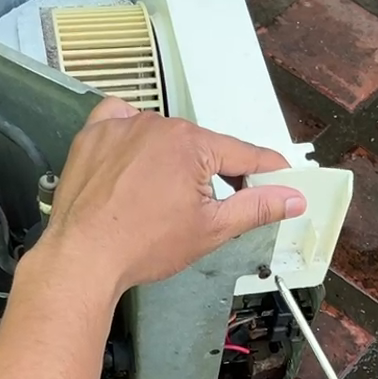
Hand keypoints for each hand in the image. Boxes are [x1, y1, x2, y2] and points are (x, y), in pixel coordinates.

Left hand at [38, 97, 307, 294]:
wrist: (85, 256)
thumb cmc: (144, 245)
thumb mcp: (211, 229)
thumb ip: (256, 208)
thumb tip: (292, 197)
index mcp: (192, 144)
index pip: (242, 154)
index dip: (265, 169)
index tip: (280, 174)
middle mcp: (158, 124)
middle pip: (201, 146)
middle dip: (212, 173)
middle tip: (209, 208)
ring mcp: (122, 126)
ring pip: (162, 137)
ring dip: (171, 160)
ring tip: (162, 199)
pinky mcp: (93, 135)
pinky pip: (121, 122)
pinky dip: (133, 137)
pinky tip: (135, 160)